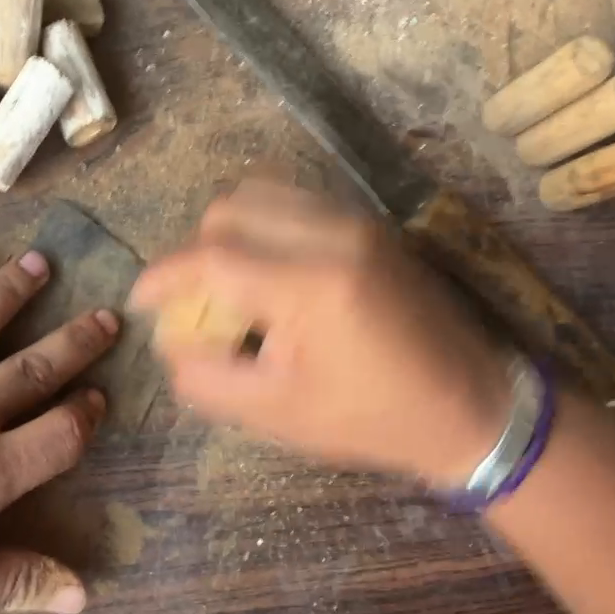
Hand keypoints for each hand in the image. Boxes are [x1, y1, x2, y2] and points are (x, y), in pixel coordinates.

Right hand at [130, 176, 513, 485]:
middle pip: (229, 210)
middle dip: (194, 254)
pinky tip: (265, 272)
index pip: (210, 257)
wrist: (475, 407)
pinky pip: (293, 201)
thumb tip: (169, 342)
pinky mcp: (370, 224)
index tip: (139, 302)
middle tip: (193, 302)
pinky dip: (261, 226)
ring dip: (227, 234)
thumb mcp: (275, 414)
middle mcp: (333, 235)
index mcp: (310, 286)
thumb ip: (205, 378)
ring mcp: (357, 222)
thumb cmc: (371, 418)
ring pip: (260, 195)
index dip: (163, 278)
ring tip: (227, 284)